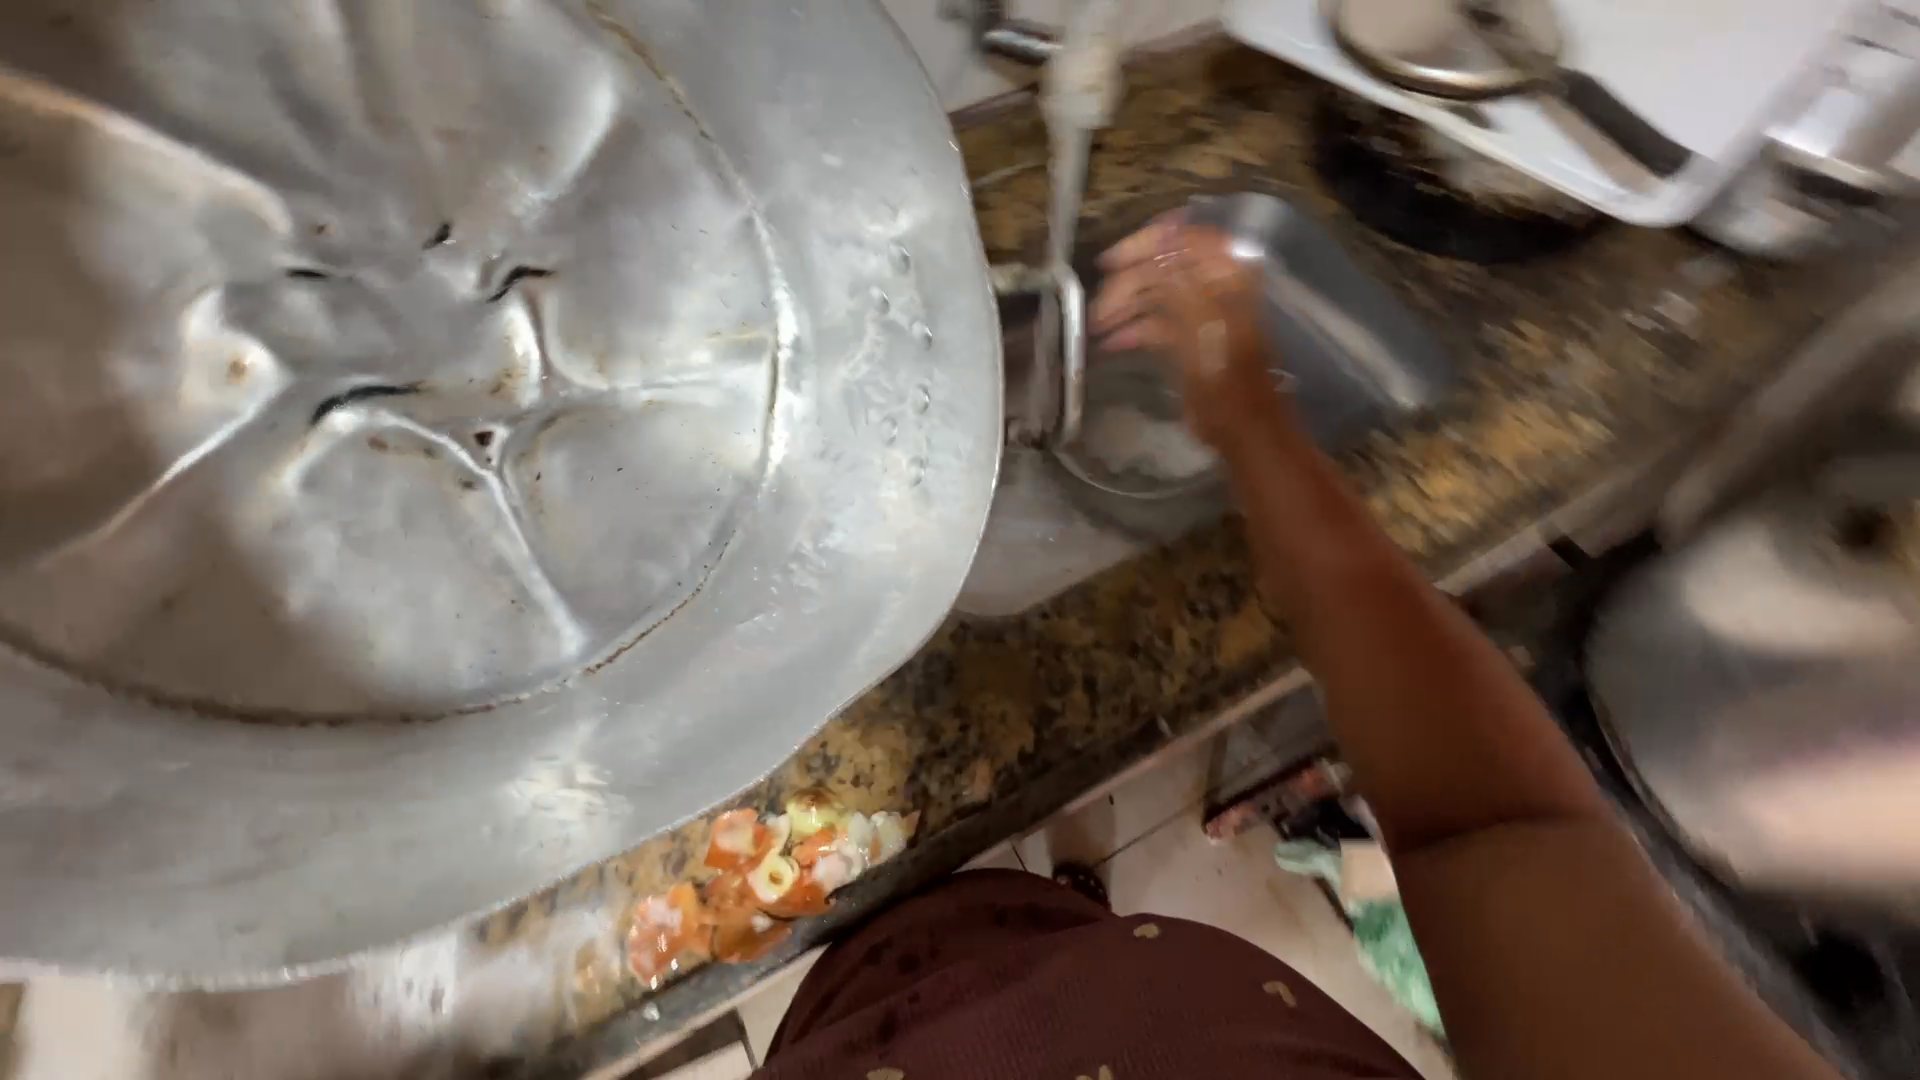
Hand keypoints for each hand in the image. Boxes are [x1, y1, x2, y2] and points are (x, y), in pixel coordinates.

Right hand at [1088, 212, 1284, 447]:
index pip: (1181, 238)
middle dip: (1125, 285)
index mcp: (1224, 275)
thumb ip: (1182, 278)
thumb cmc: (1226, 381)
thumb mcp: (1202, 326)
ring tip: (1094, 327)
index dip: (1143, 245)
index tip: (1108, 264)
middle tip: (1095, 308)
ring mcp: (1200, 314)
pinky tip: (1108, 344)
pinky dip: (1131, 331)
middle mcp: (1213, 287)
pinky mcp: (1188, 341)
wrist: (1244, 428)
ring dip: (1122, 309)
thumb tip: (1162, 234)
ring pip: (1153, 297)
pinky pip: (1154, 324)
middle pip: (1162, 268)